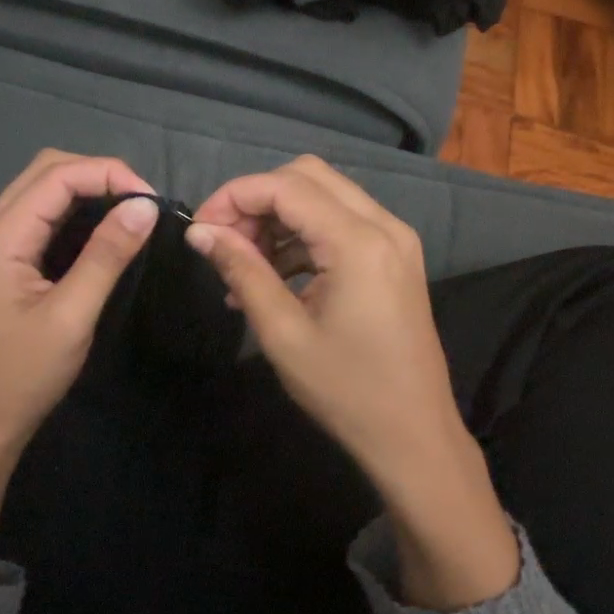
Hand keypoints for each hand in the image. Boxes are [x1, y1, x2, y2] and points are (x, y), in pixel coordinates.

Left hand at [0, 150, 156, 587]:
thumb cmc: (22, 376)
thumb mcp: (71, 316)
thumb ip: (106, 256)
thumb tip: (144, 206)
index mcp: (0, 238)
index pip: (56, 177)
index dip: (107, 174)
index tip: (152, 200)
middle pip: (45, 172)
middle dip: (97, 174)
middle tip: (141, 202)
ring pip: (41, 192)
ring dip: (85, 190)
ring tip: (129, 212)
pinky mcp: (4, 264)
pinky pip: (40, 219)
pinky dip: (74, 213)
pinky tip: (102, 232)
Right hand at [186, 155, 460, 480]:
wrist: (414, 436)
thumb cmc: (346, 391)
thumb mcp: (283, 333)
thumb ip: (242, 271)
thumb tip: (200, 233)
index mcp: (358, 242)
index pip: (285, 186)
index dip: (233, 197)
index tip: (199, 230)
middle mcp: (383, 225)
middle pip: (307, 176)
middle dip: (256, 200)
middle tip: (223, 243)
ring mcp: (394, 239)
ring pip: (324, 196)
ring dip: (278, 219)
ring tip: (242, 268)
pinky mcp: (394, 258)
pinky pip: (341, 223)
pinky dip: (302, 237)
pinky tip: (271, 278)